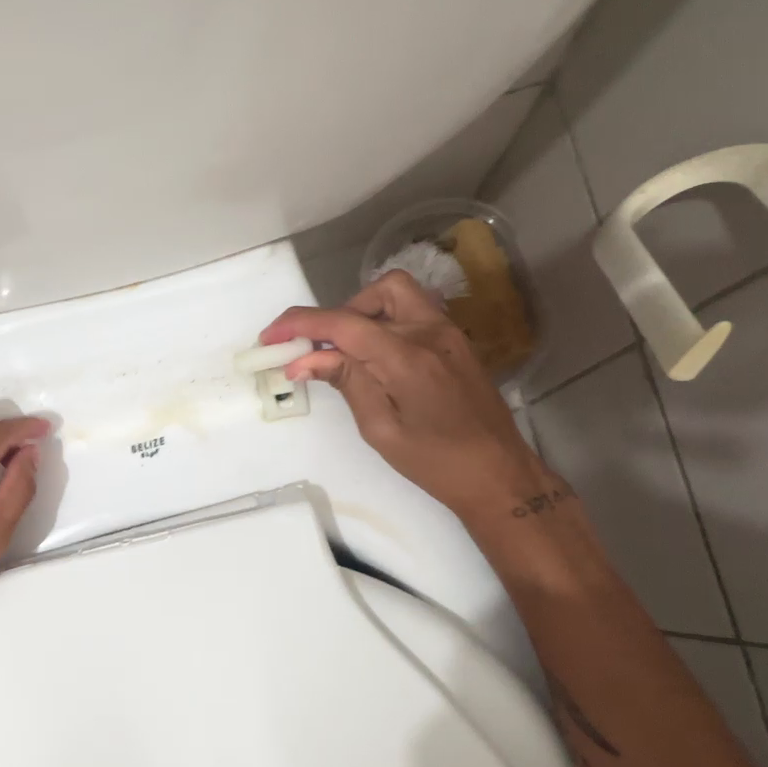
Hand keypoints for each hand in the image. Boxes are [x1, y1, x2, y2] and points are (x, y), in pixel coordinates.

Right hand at [260, 272, 557, 520]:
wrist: (497, 472)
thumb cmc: (434, 462)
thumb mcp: (380, 429)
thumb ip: (346, 383)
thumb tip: (305, 359)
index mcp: (407, 358)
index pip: (344, 323)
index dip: (300, 324)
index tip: (270, 336)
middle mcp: (430, 333)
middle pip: (374, 294)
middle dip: (336, 315)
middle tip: (318, 351)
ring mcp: (448, 333)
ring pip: (397, 293)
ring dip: (363, 311)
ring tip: (347, 351)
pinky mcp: (456, 342)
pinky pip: (414, 312)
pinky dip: (385, 320)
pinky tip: (377, 357)